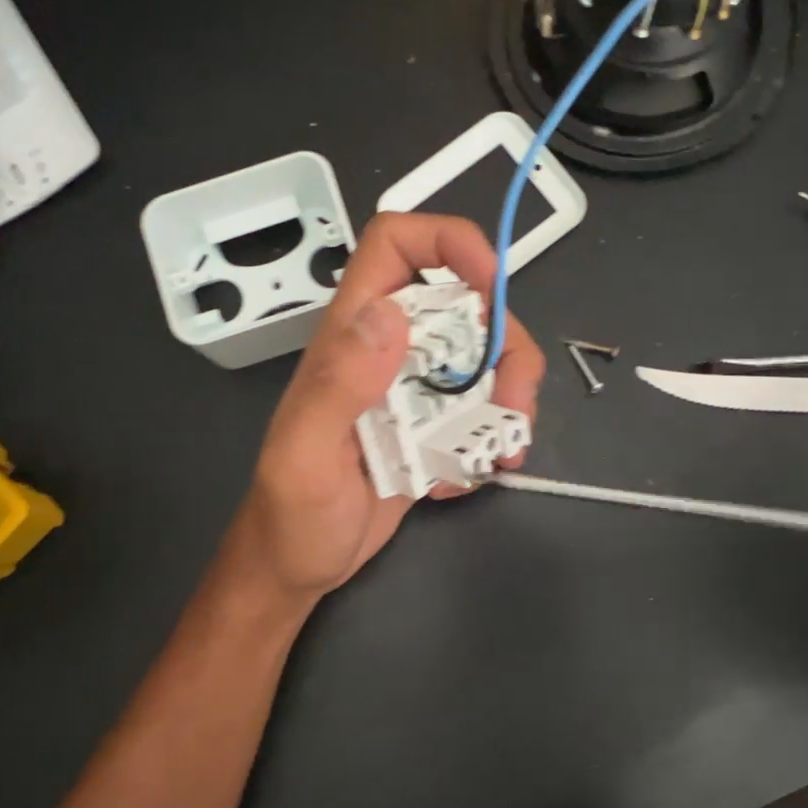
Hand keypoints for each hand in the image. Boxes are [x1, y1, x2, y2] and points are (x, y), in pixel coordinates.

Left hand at [223, 212, 544, 603]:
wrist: (298, 566)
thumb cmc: (292, 516)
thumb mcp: (305, 455)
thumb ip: (339, 385)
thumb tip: (392, 315)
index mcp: (350, 337)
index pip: (395, 246)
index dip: (447, 241)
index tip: (491, 285)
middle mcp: (388, 352)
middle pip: (465, 306)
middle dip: (506, 344)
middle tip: (516, 406)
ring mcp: (413, 393)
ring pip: (485, 361)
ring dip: (511, 399)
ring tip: (505, 452)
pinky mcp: (430, 432)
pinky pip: (481, 413)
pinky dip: (493, 440)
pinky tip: (472, 478)